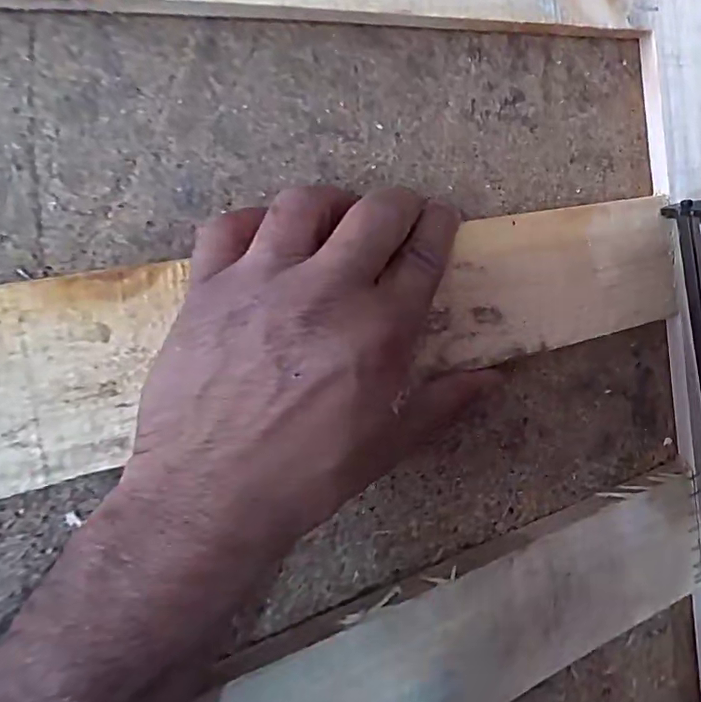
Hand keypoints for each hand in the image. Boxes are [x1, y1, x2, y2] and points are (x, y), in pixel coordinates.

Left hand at [121, 185, 500, 561]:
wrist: (204, 499)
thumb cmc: (311, 472)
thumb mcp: (393, 442)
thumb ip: (448, 400)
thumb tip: (496, 379)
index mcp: (380, 326)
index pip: (423, 252)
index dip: (440, 224)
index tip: (444, 215)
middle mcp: (328, 289)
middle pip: (377, 212)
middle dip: (400, 203)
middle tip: (401, 214)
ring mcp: (263, 282)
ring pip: (304, 204)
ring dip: (333, 203)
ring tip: (337, 220)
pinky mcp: (208, 289)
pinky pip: (229, 226)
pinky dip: (255, 222)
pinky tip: (267, 241)